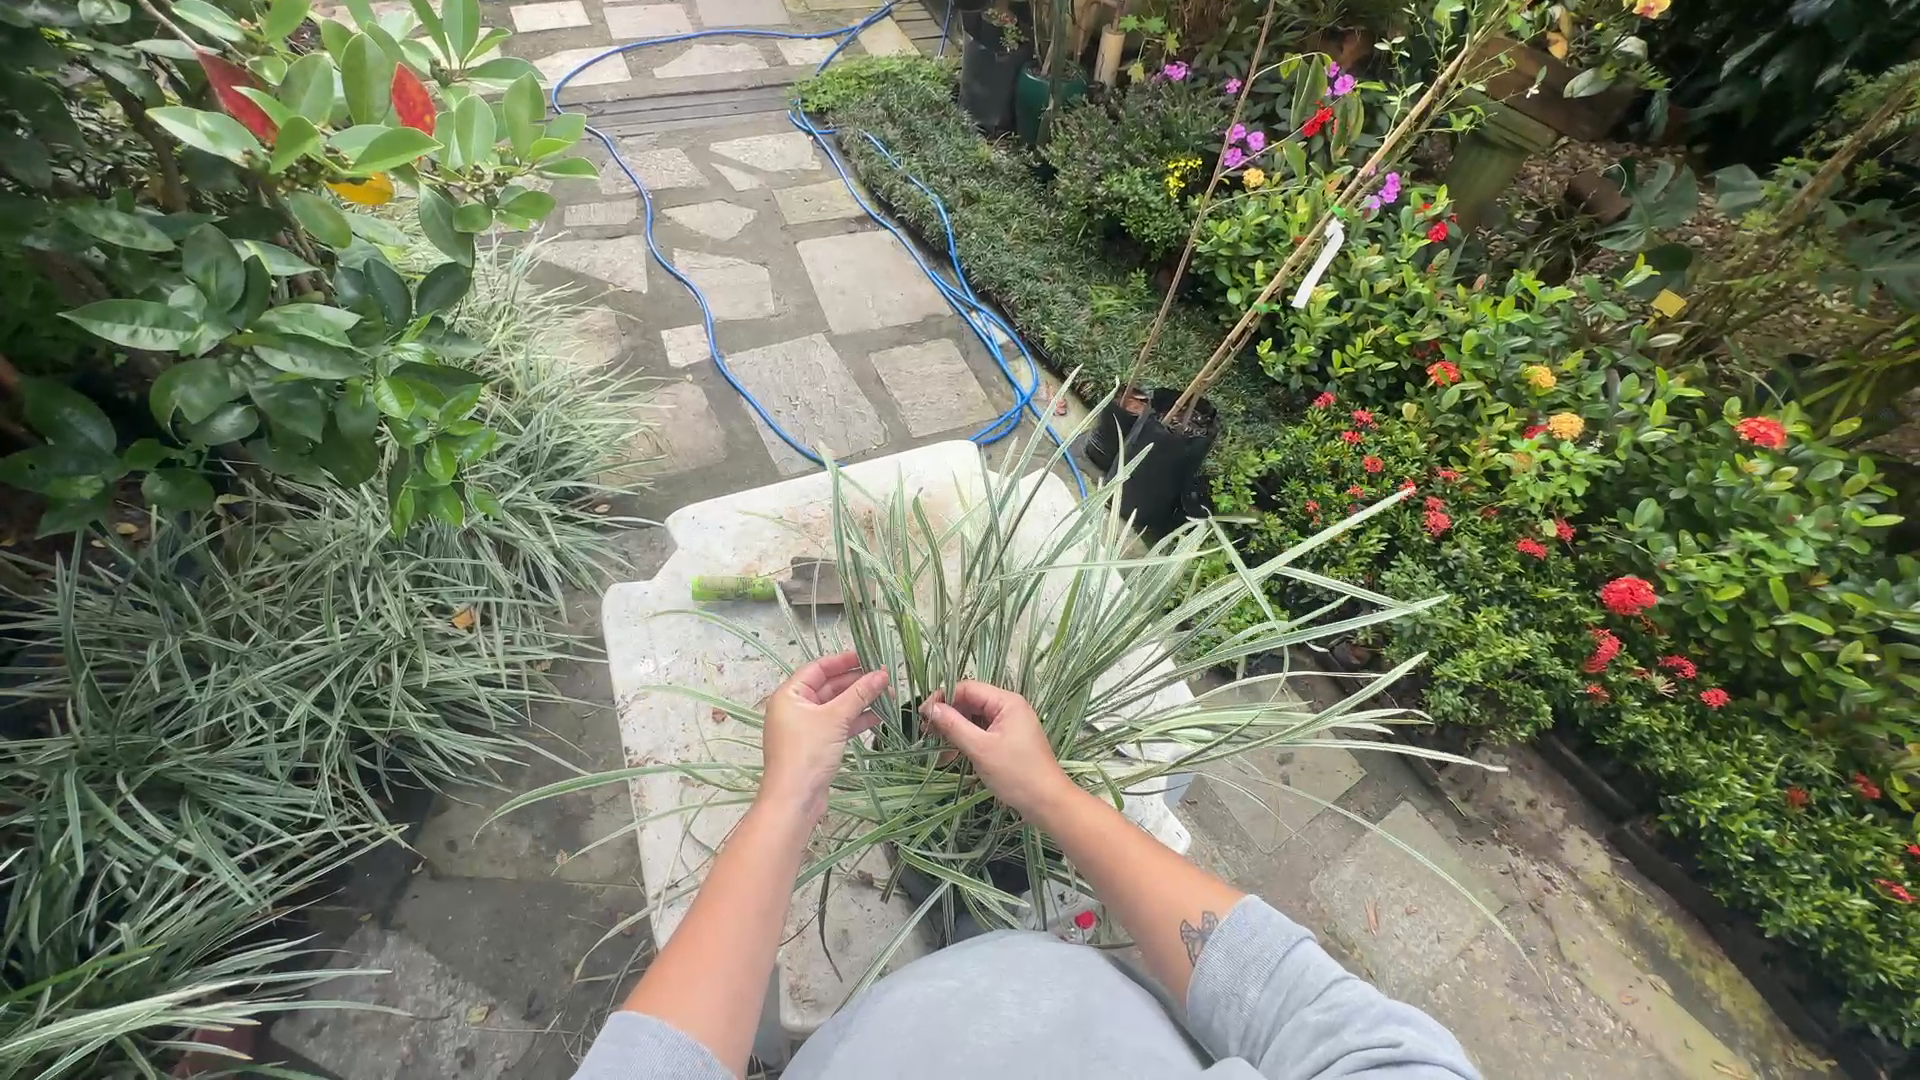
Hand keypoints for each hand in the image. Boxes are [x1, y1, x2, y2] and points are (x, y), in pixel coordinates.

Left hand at [758, 650, 889, 822]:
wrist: (794, 800)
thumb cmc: (807, 753)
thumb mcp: (835, 718)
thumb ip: (859, 694)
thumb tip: (882, 674)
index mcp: (790, 695)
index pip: (818, 668)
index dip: (843, 660)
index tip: (868, 656)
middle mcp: (795, 708)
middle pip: (829, 686)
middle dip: (857, 682)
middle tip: (885, 677)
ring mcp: (806, 727)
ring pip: (837, 706)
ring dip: (861, 700)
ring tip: (889, 695)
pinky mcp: (817, 744)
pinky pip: (839, 724)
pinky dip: (857, 719)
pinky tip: (879, 716)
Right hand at [920, 681, 1078, 821]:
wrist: (1047, 802)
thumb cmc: (1015, 773)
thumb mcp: (980, 749)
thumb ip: (954, 725)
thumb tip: (930, 708)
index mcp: (1007, 702)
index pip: (968, 688)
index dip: (943, 698)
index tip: (923, 715)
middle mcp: (1009, 707)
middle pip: (971, 702)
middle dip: (948, 714)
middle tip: (926, 731)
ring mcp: (1010, 724)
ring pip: (975, 718)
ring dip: (955, 729)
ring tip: (936, 743)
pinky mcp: (1009, 740)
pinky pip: (983, 732)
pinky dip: (967, 740)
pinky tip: (952, 753)